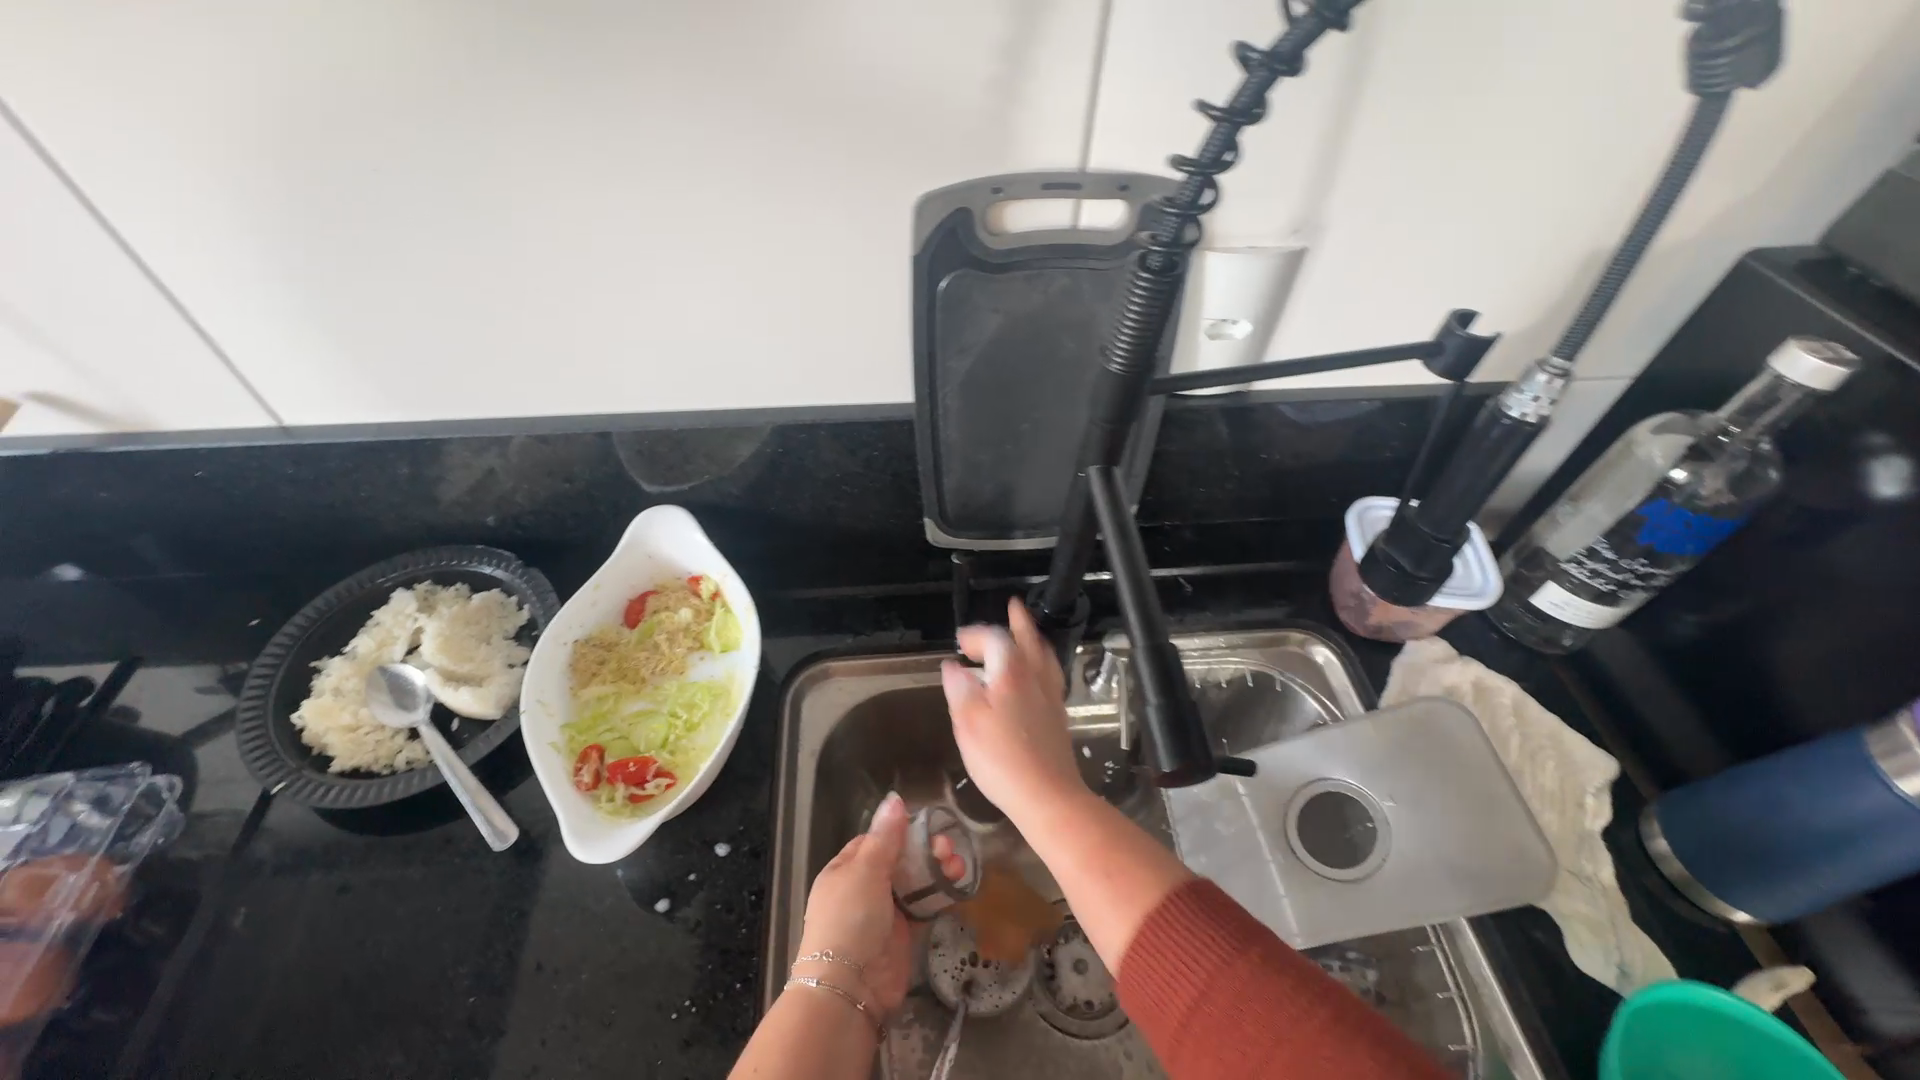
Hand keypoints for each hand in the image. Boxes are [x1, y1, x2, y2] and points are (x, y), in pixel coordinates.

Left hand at [795, 792, 962, 1015]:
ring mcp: (884, 912)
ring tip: (958, 863)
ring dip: (936, 870)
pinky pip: (925, 906)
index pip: (873, 840)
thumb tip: (895, 797)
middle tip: (948, 845)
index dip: (898, 830)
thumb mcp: (866, 870)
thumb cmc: (851, 918)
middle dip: (924, 849)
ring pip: (915, 882)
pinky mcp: (904, 933)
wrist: (851, 985)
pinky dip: (941, 894)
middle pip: (899, 859)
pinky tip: (958, 883)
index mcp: (845, 869)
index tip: (925, 822)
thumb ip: (885, 836)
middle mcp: (863, 888)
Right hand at [941, 598, 1088, 825]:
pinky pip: (1051, 676)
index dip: (976, 636)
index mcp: (1010, 673)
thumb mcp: (967, 722)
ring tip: (1026, 634)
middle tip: (1013, 606)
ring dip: (1033, 640)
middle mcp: (1035, 678)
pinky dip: (1041, 664)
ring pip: (1044, 657)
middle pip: (1029, 640)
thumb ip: (959, 689)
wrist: (1047, 795)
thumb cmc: (1001, 758)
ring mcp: (1051, 697)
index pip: (994, 640)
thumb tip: (953, 666)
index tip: (958, 642)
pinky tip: (1035, 675)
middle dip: (1019, 623)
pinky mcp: (1058, 716)